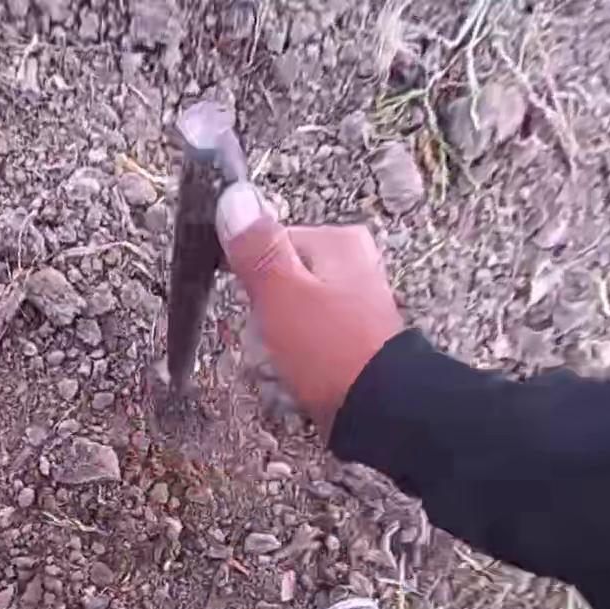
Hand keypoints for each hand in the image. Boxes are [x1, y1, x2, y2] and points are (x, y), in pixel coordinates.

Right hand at [216, 182, 404, 427]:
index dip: (252, 280)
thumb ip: (256, 249)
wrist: (377, 410)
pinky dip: (294, 366)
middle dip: (264, 321)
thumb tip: (232, 198)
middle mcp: (349, 270)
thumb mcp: (282, 293)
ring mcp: (350, 310)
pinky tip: (297, 382)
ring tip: (286, 369)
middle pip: (277, 286)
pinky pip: (303, 348)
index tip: (254, 307)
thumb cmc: (330, 351)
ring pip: (286, 322)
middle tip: (272, 343)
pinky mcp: (348, 346)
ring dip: (274, 350)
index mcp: (338, 244)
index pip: (269, 245)